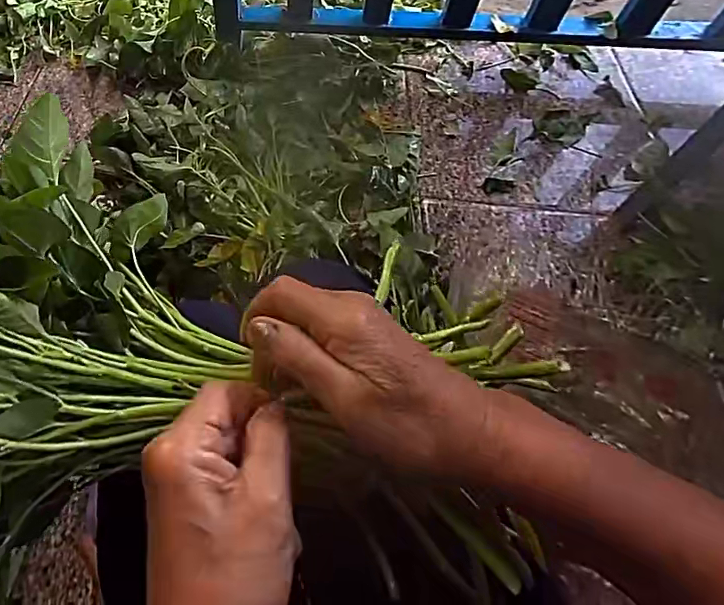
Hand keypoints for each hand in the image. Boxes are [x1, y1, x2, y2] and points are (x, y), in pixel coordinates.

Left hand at [142, 381, 296, 604]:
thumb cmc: (234, 580)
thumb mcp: (265, 501)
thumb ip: (271, 437)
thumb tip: (276, 400)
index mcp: (177, 446)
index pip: (223, 389)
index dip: (259, 400)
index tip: (287, 430)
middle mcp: (166, 453)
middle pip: (224, 417)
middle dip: (259, 445)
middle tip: (277, 487)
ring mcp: (171, 478)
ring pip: (228, 447)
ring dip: (257, 473)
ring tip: (269, 516)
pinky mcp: (180, 500)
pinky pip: (220, 472)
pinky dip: (246, 492)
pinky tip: (257, 527)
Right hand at [243, 276, 510, 480]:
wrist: (472, 432)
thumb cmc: (406, 426)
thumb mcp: (343, 399)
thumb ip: (298, 356)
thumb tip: (257, 325)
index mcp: (341, 316)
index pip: (279, 291)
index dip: (254, 316)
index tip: (251, 360)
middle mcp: (350, 302)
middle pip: (291, 297)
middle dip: (269, 329)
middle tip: (268, 379)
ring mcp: (364, 312)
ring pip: (306, 309)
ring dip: (288, 338)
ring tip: (288, 382)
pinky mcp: (373, 327)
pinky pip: (325, 321)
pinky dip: (308, 342)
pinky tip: (314, 376)